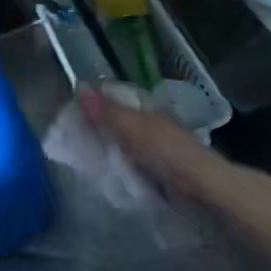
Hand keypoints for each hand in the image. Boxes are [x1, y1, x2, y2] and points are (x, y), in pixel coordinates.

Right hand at [80, 84, 227, 198]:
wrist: (200, 184)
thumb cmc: (167, 150)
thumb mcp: (133, 128)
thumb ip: (107, 111)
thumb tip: (80, 86)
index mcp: (144, 108)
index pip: (112, 98)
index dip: (92, 103)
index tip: (70, 113)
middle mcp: (149, 122)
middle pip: (116, 120)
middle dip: (96, 127)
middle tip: (72, 138)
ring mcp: (154, 146)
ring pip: (122, 141)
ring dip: (107, 147)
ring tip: (83, 156)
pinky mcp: (157, 167)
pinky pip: (129, 160)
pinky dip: (118, 163)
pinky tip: (106, 170)